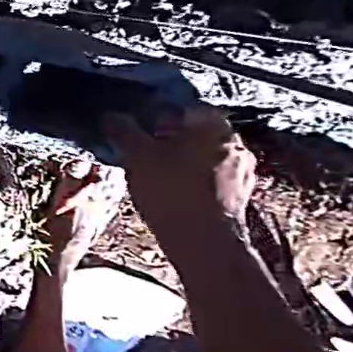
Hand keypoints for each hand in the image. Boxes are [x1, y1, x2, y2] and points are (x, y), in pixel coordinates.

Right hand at [103, 105, 254, 240]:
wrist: (204, 243)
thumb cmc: (171, 191)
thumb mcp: (138, 156)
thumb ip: (124, 131)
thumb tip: (111, 115)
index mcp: (215, 127)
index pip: (185, 108)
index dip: (158, 115)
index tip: (138, 127)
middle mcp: (236, 145)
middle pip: (195, 133)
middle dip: (170, 139)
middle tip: (143, 150)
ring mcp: (242, 173)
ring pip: (203, 157)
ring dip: (181, 161)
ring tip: (154, 174)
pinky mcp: (239, 197)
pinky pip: (210, 178)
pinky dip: (191, 180)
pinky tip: (171, 192)